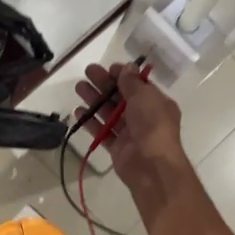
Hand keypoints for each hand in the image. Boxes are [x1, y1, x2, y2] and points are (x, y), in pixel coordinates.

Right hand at [74, 63, 185, 191]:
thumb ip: (132, 83)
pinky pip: (103, 132)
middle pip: (121, 97)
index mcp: (156, 103)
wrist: (152, 166)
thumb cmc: (152, 126)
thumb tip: (127, 67)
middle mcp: (144, 116)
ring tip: (79, 88)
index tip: (108, 68)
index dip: (123, 75)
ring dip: (95, 100)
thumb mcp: (145, 97)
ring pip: (110, 113)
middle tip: (87, 72)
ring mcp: (130, 133)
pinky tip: (78, 112)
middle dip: (105, 84)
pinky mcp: (118, 148)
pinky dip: (91, 122)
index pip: (138, 85)